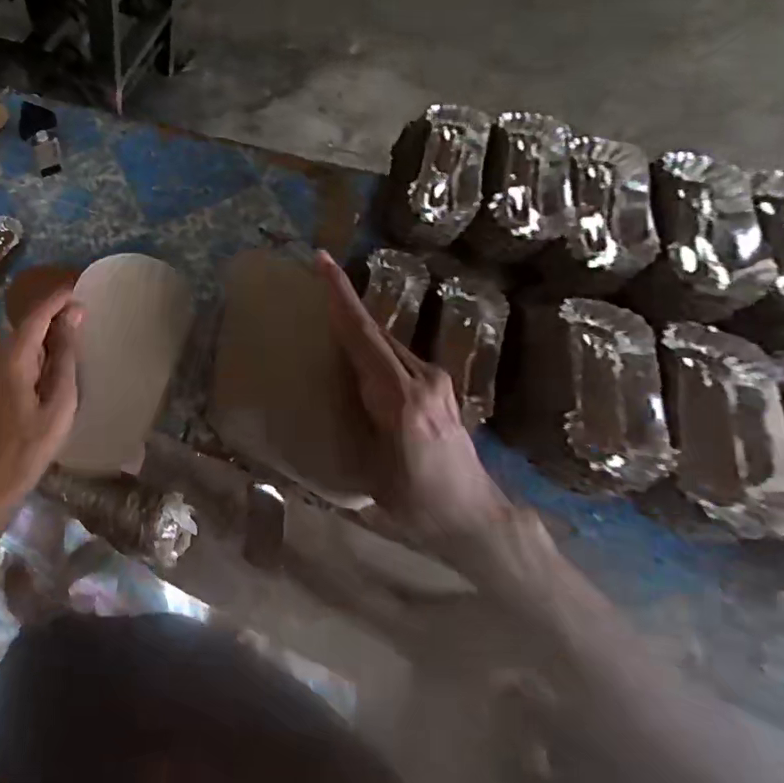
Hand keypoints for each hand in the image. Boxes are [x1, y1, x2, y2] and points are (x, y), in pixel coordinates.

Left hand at [0, 286, 84, 507]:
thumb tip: (73, 315)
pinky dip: (50, 341)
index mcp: (17, 354)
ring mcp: (6, 363)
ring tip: (84, 320)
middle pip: (34, 318)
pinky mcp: (10, 375)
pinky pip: (32, 346)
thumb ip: (66, 354)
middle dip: (59, 307)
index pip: (39, 313)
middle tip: (90, 304)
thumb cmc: (36, 438)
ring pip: (33, 331)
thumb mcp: (61, 397)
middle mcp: (7, 352)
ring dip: (56, 324)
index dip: (60, 297)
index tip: (84, 287)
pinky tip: (67, 347)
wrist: (6, 469)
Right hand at [316, 251, 512, 545]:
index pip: (363, 337)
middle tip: (317, 273)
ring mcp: (435, 383)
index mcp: (399, 401)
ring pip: (386, 340)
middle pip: (373, 329)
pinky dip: (371, 342)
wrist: (479, 520)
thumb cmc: (419, 507)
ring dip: (357, 321)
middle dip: (344, 298)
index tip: (322, 262)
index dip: (340, 297)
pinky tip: (357, 349)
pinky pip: (396, 354)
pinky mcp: (440, 389)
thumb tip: (304, 423)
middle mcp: (421, 381)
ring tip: (329, 308)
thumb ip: (345, 437)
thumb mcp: (371, 477)